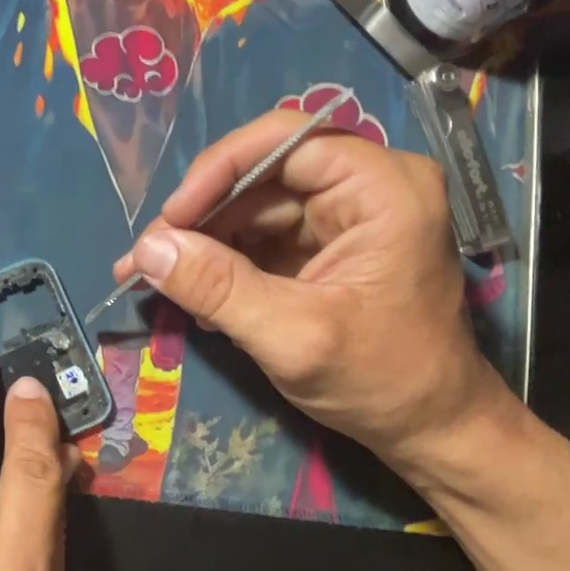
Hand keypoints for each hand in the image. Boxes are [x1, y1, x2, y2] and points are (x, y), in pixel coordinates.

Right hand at [112, 108, 514, 466]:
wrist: (426, 428)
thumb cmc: (380, 380)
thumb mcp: (293, 336)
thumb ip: (219, 288)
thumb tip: (145, 250)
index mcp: (381, 189)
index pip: (285, 142)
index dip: (218, 172)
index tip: (168, 221)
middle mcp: (364, 187)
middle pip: (260, 174)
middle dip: (198, 217)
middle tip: (143, 260)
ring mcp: (341, 217)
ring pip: (250, 208)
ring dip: (199, 244)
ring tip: (150, 280)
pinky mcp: (321, 248)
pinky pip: (257, 238)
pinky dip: (218, 264)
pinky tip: (190, 296)